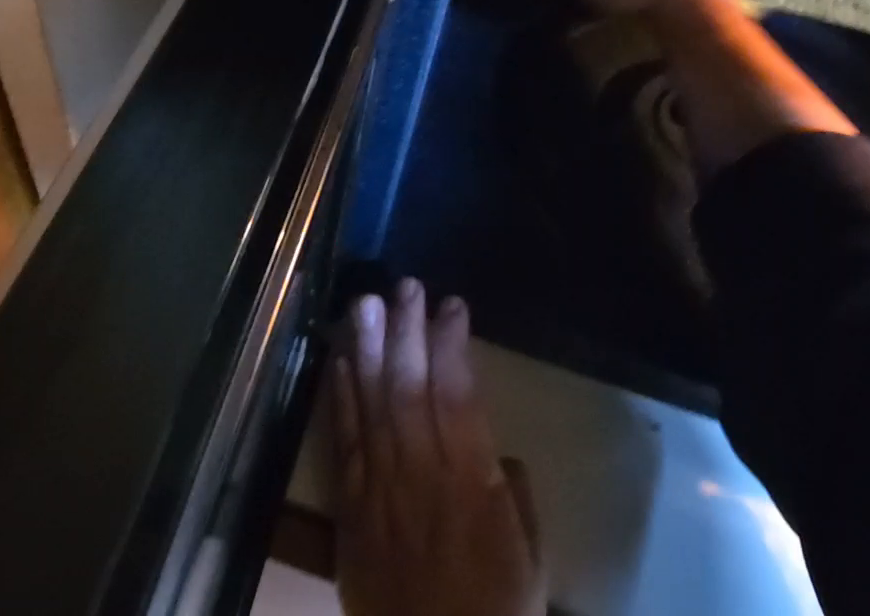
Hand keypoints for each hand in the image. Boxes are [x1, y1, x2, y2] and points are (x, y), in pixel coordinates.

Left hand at [332, 281, 545, 615]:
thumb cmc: (493, 612)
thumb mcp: (529, 558)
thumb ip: (515, 497)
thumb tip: (496, 453)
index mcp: (471, 483)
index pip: (458, 395)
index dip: (452, 345)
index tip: (452, 305)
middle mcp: (420, 473)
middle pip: (410, 387)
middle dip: (408, 331)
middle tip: (405, 286)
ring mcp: (379, 486)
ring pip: (372, 404)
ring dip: (369, 349)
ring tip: (366, 303)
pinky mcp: (349, 504)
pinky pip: (343, 441)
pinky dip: (341, 397)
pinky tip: (340, 360)